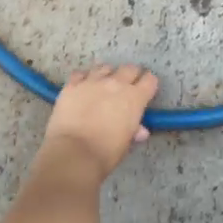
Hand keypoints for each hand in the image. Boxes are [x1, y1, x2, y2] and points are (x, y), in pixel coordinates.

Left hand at [39, 64, 158, 183]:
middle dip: (130, 76)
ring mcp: (93, 81)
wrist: (73, 154)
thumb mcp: (125, 145)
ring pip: (105, 67)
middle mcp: (116, 83)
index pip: (150, 80)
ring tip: (102, 86)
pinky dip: (83, 79)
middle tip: (126, 87)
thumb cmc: (105, 154)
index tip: (145, 91)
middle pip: (129, 68)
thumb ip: (134, 132)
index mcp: (135, 98)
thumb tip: (141, 130)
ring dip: (107, 75)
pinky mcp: (72, 85)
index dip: (148, 85)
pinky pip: (80, 74)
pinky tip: (82, 88)